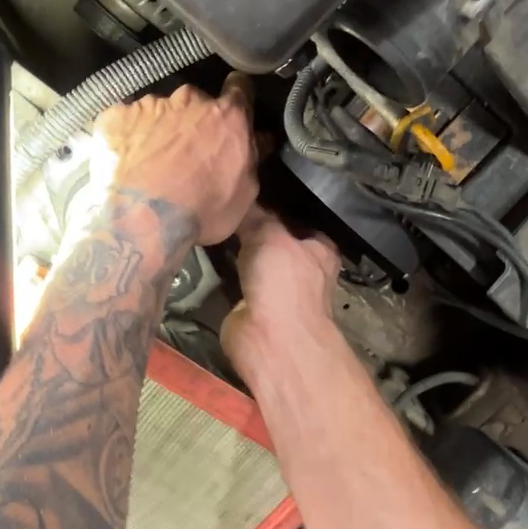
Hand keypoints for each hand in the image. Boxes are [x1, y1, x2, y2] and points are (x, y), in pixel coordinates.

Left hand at [95, 73, 258, 244]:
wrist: (142, 220)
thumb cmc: (201, 210)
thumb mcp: (244, 193)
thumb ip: (251, 159)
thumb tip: (259, 142)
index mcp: (228, 115)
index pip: (240, 88)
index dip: (237, 99)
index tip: (232, 112)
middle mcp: (190, 99)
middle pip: (196, 101)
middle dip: (194, 120)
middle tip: (187, 152)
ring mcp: (150, 104)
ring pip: (160, 110)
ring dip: (159, 128)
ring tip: (151, 161)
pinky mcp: (117, 115)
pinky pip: (125, 119)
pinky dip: (127, 135)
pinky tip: (126, 160)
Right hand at [221, 205, 341, 378]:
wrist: (271, 340)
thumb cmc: (284, 283)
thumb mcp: (270, 234)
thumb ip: (255, 215)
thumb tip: (240, 197)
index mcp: (320, 249)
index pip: (299, 218)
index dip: (277, 204)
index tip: (250, 189)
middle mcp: (302, 269)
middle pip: (274, 238)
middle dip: (253, 226)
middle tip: (225, 205)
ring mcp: (278, 290)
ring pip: (254, 259)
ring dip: (236, 249)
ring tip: (213, 224)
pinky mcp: (253, 307)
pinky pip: (236, 279)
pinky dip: (224, 271)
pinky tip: (207, 254)